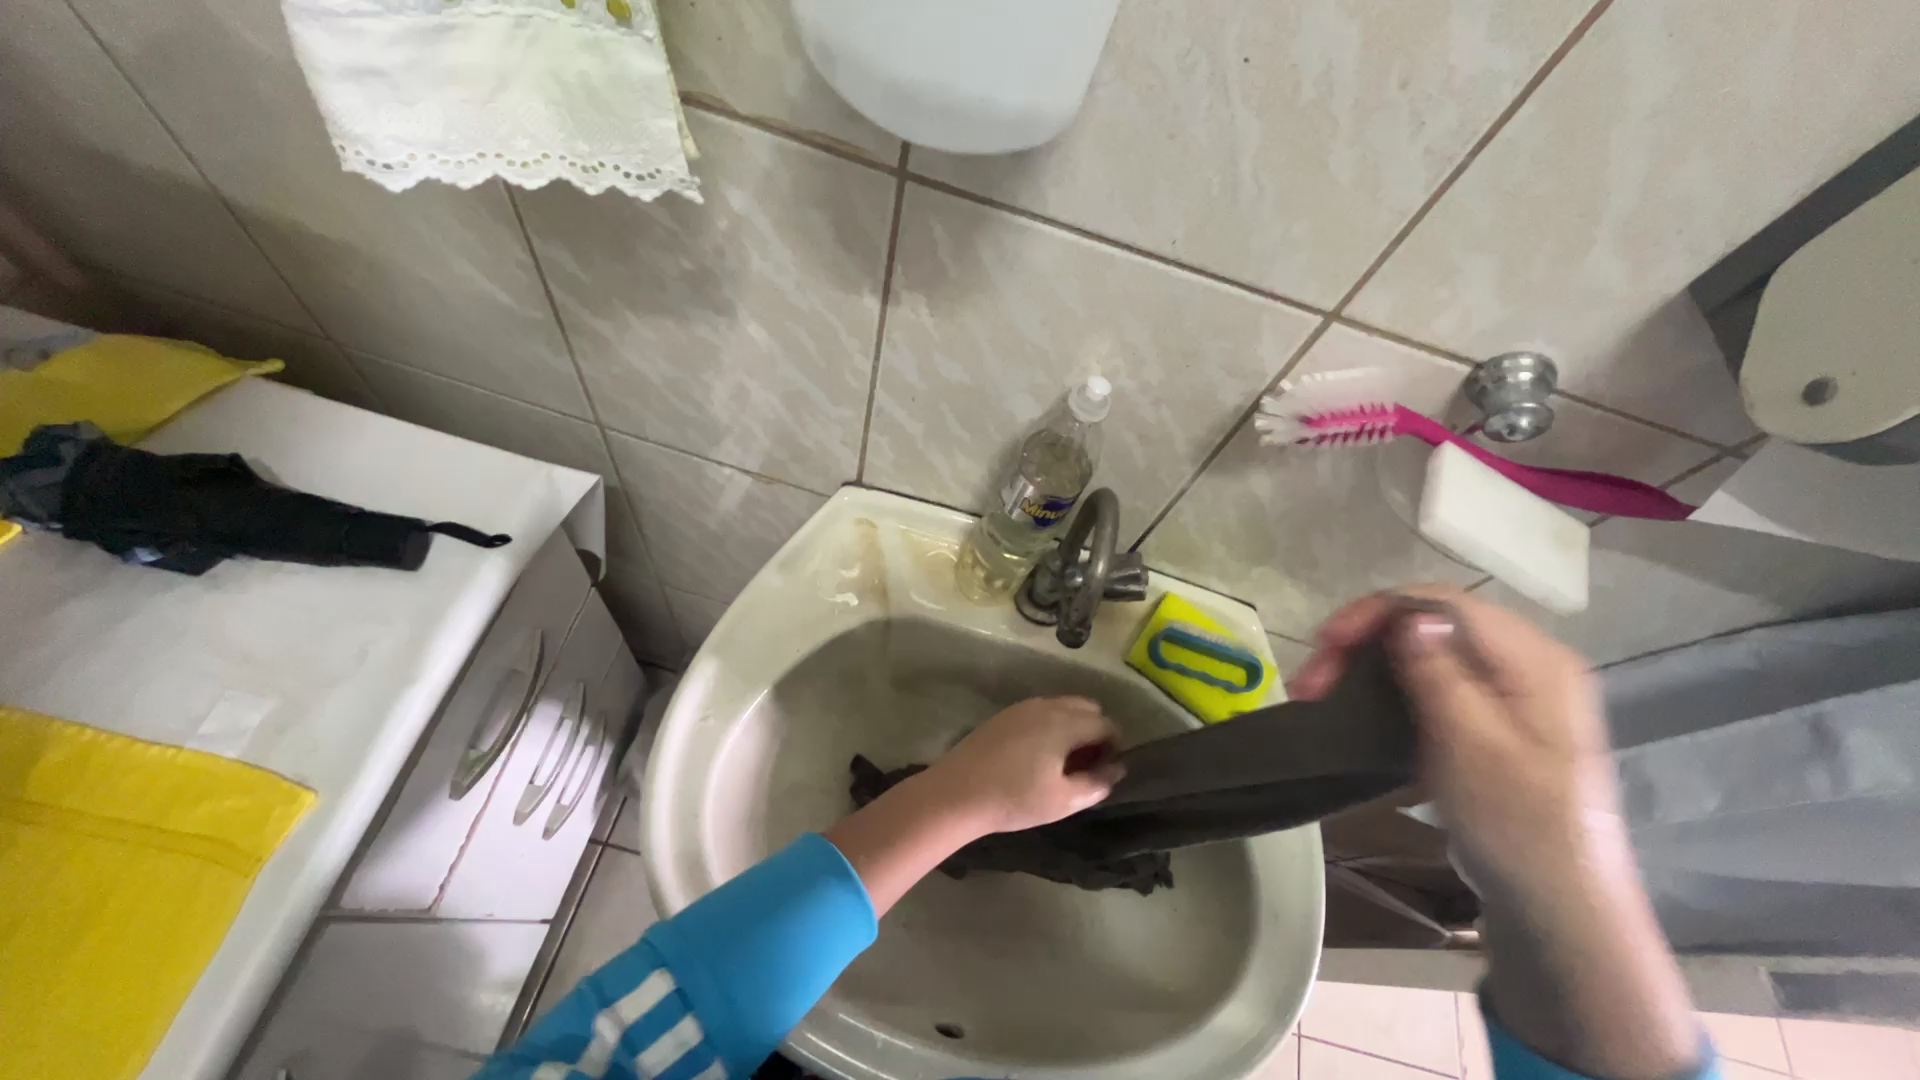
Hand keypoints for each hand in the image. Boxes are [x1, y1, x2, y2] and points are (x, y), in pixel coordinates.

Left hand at [917, 696, 1125, 835]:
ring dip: (1073, 727)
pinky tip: (1037, 756)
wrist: (957, 792)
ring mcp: (1022, 707)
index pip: (1106, 724)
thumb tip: (1117, 769)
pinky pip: (1040, 712)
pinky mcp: (1004, 715)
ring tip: (1063, 763)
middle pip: (1087, 708)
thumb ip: (1096, 783)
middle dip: (1096, 731)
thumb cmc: (1015, 798)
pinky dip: (1051, 726)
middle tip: (1088, 765)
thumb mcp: (1063, 801)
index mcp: (1065, 722)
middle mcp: (1046, 706)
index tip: (1107, 771)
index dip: (1115, 746)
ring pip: (1062, 707)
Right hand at [1291, 585, 1621, 900]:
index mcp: (1534, 660)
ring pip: (1423, 653)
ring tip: (1319, 695)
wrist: (1554, 903)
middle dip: (1363, 642)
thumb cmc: (1516, 823)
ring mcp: (1508, 694)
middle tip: (1312, 680)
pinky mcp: (1489, 721)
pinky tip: (1356, 710)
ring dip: (1366, 666)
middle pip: (1430, 624)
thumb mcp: (1473, 745)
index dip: (1378, 611)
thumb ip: (1442, 673)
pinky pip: (1430, 683)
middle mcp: (1524, 664)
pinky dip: (1386, 689)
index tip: (1325, 642)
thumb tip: (1410, 614)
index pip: (1444, 604)